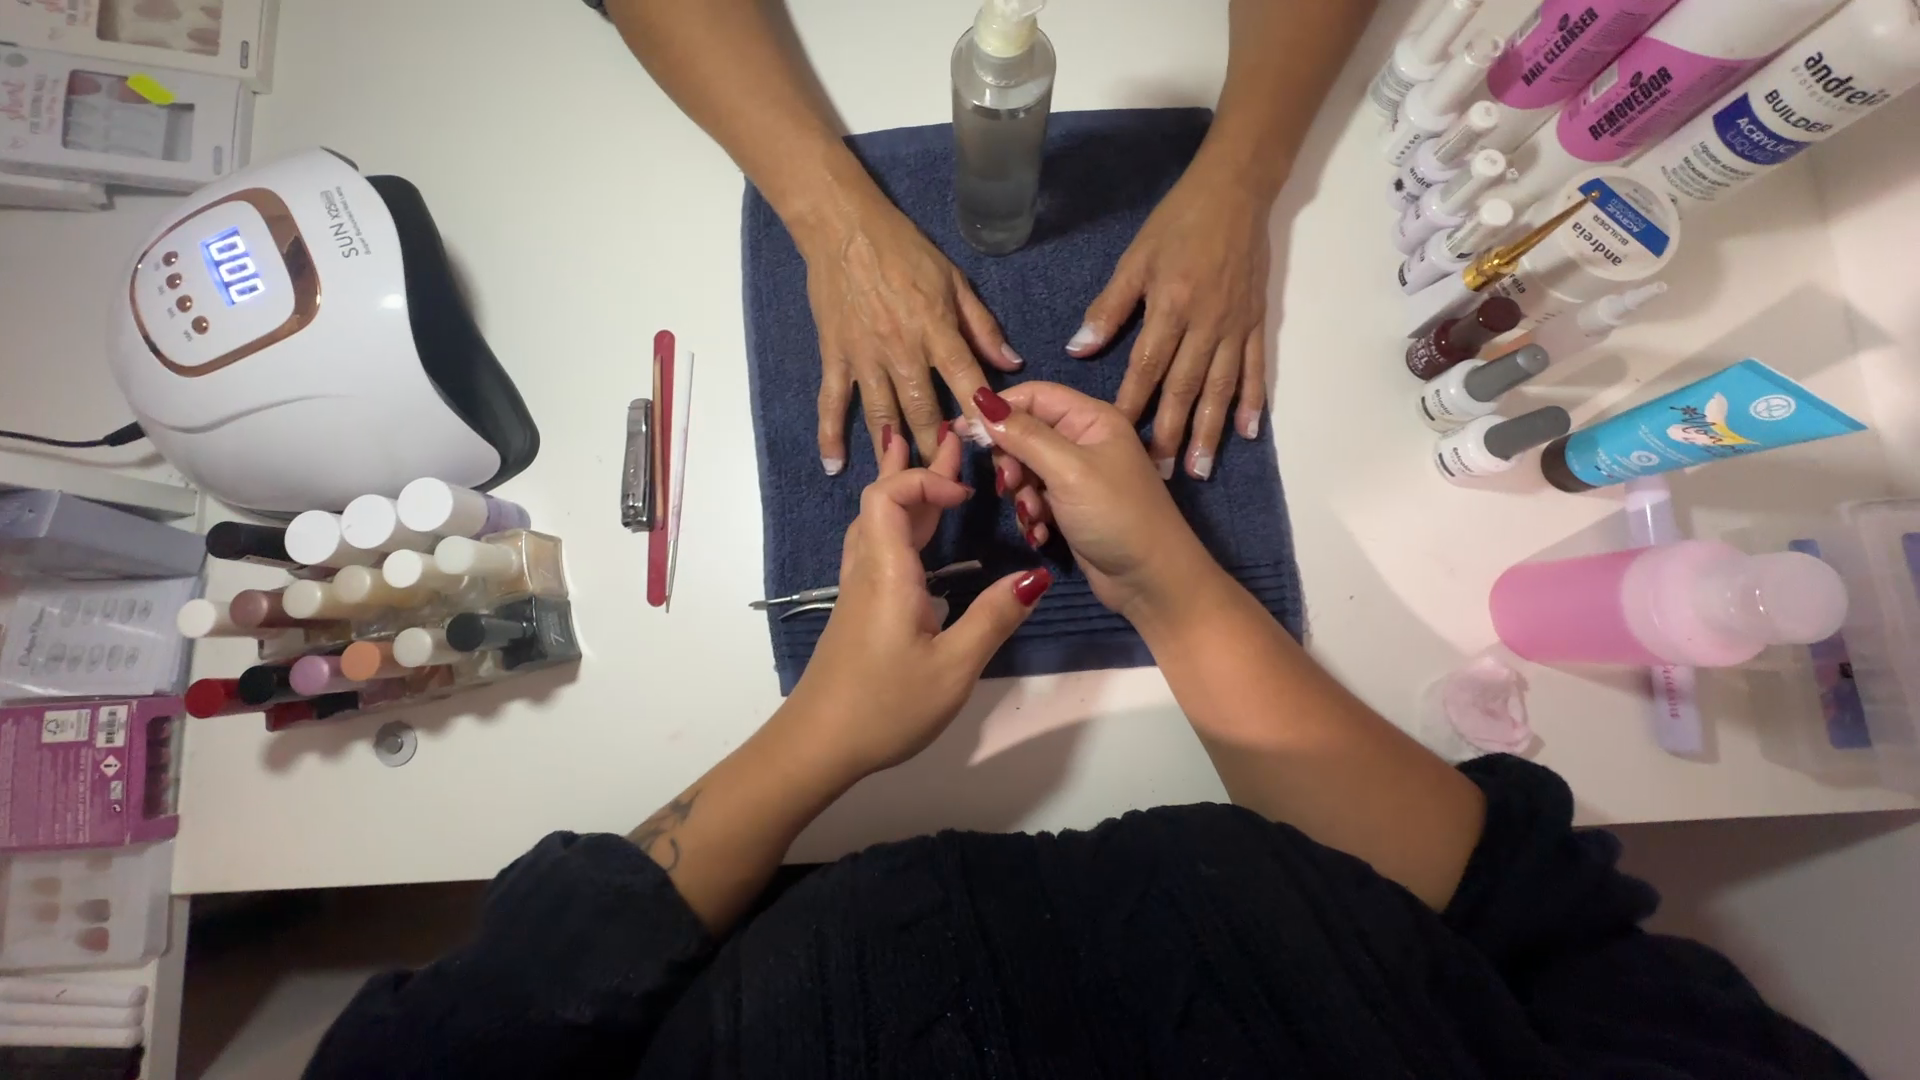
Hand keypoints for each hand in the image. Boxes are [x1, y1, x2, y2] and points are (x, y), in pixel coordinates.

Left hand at [780, 426, 1050, 777]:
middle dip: (919, 467)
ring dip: (904, 490)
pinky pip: (876, 545)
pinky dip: (897, 520)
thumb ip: (994, 618)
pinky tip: (913, 532)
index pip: (890, 495)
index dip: (926, 480)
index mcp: (887, 572)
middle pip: (883, 500)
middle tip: (950, 438)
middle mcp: (867, 569)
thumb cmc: (885, 706)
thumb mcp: (953, 668)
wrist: (818, 744)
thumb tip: (1037, 575)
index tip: (967, 496)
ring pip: (876, 522)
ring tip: (925, 461)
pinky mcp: (859, 607)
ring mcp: (858, 588)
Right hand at [798, 196, 1020, 472]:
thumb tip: (1011, 362)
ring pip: (882, 414)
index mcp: (936, 329)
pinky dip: (830, 434)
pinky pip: (833, 401)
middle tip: (949, 480)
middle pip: (923, 409)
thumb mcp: (954, 280)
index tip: (992, 444)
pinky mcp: (835, 357)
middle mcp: (901, 350)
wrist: (843, 228)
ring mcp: (865, 357)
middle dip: (938, 447)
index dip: (979, 413)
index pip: (964, 379)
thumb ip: (981, 326)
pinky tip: (833, 465)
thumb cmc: (904, 250)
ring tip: (905, 481)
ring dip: (895, 450)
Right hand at [967, 383, 1220, 621]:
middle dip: (1010, 460)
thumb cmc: (1116, 515)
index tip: (965, 432)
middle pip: (1024, 433)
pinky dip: (1032, 514)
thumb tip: (980, 401)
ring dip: (1020, 493)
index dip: (999, 409)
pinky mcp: (1070, 507)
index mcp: (1091, 418)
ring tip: (1034, 514)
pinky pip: (1034, 498)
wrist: (1151, 580)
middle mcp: (1083, 440)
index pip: (1034, 395)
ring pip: (1025, 469)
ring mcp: (1076, 476)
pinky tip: (1040, 533)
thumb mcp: (1068, 470)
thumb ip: (1024, 435)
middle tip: (1009, 485)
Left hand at [1065, 165, 1272, 481]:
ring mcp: (1235, 327)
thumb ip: (1108, 308)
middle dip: (1173, 433)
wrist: (1236, 191)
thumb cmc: (1177, 224)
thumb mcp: (1134, 260)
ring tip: (1202, 468)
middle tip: (1163, 474)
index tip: (1117, 440)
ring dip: (1211, 430)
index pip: (1147, 367)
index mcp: (1171, 309)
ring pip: (1222, 387)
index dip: (1132, 405)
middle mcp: (1206, 325)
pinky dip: (1254, 401)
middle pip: (1185, 388)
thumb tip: (1078, 349)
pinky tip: (1249, 432)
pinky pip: (1256, 368)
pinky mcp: (1257, 323)